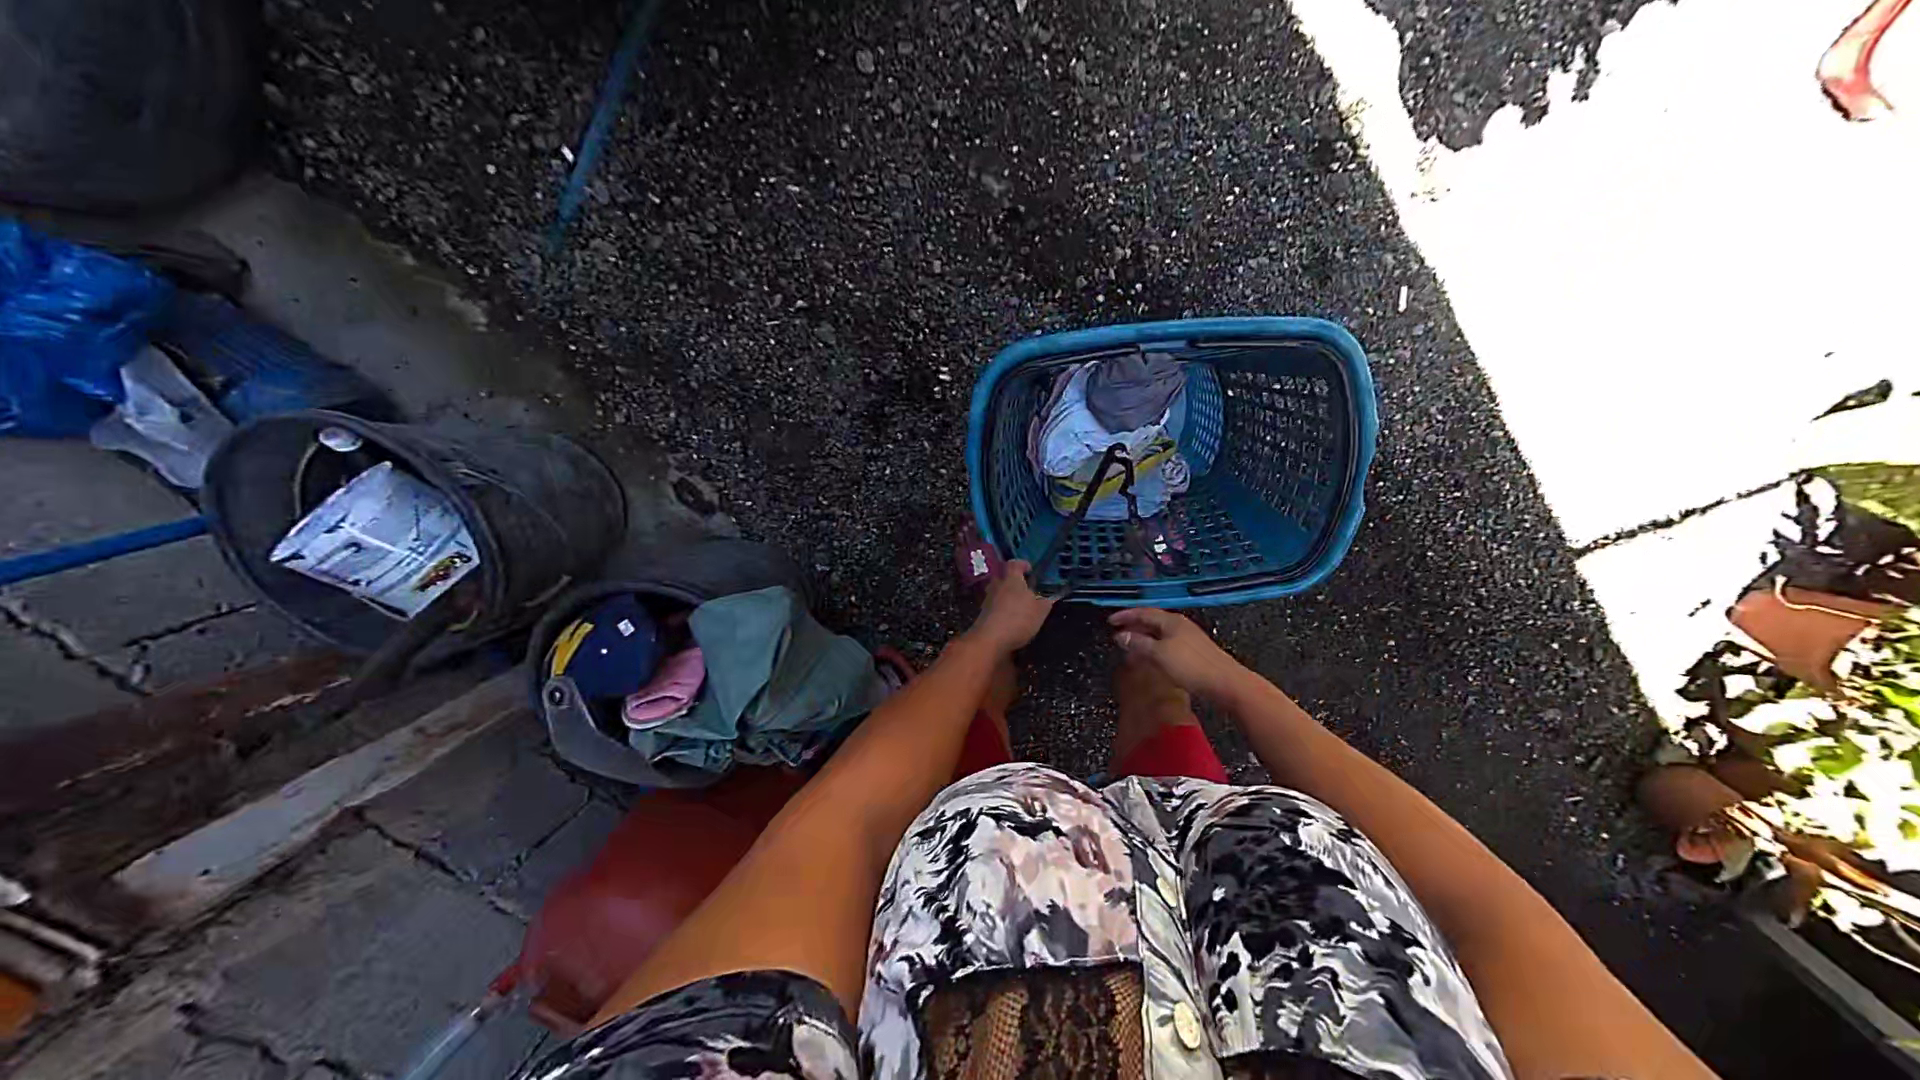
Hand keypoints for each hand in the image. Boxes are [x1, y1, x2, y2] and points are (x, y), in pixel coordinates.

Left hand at [966, 560, 1057, 654]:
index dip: (1022, 564)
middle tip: (1024, 589)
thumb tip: (1047, 599)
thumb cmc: (1018, 619)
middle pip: (1003, 577)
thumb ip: (1045, 603)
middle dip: (1013, 581)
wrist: (990, 640)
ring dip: (1006, 597)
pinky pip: (994, 607)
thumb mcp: (1040, 612)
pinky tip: (1010, 620)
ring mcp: (987, 600)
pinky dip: (1001, 610)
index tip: (1029, 570)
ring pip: (997, 592)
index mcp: (1011, 579)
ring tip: (1018, 606)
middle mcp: (997, 585)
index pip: (1015, 564)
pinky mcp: (982, 614)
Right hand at [1109, 608, 1247, 700]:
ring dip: (1143, 637)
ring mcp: (1189, 638)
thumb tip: (1120, 635)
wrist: (1226, 683)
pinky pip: (1167, 643)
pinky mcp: (1194, 652)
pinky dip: (1154, 647)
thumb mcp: (1159, 654)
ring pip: (1159, 633)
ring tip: (1131, 646)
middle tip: (1118, 633)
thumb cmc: (1192, 667)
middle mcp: (1180, 626)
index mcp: (1171, 621)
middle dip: (1134, 626)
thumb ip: (1138, 643)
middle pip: (1152, 621)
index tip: (1111, 621)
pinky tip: (1151, 658)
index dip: (1125, 616)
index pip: (1143, 612)